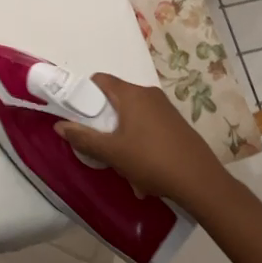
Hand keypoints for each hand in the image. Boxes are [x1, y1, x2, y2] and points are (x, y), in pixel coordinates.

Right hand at [53, 73, 221, 200]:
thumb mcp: (112, 153)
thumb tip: (59, 125)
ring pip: (133, 115)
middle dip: (104, 121)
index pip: (99, 80)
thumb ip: (83, 138)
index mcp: (131, 94)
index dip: (84, 93)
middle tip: (99, 143)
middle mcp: (148, 94)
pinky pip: (149, 125)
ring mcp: (166, 109)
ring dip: (122, 135)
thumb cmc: (151, 161)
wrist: (202, 182)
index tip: (78, 115)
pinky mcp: (177, 124)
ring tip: (122, 163)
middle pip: (116, 98)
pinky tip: (143, 168)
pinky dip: (140, 141)